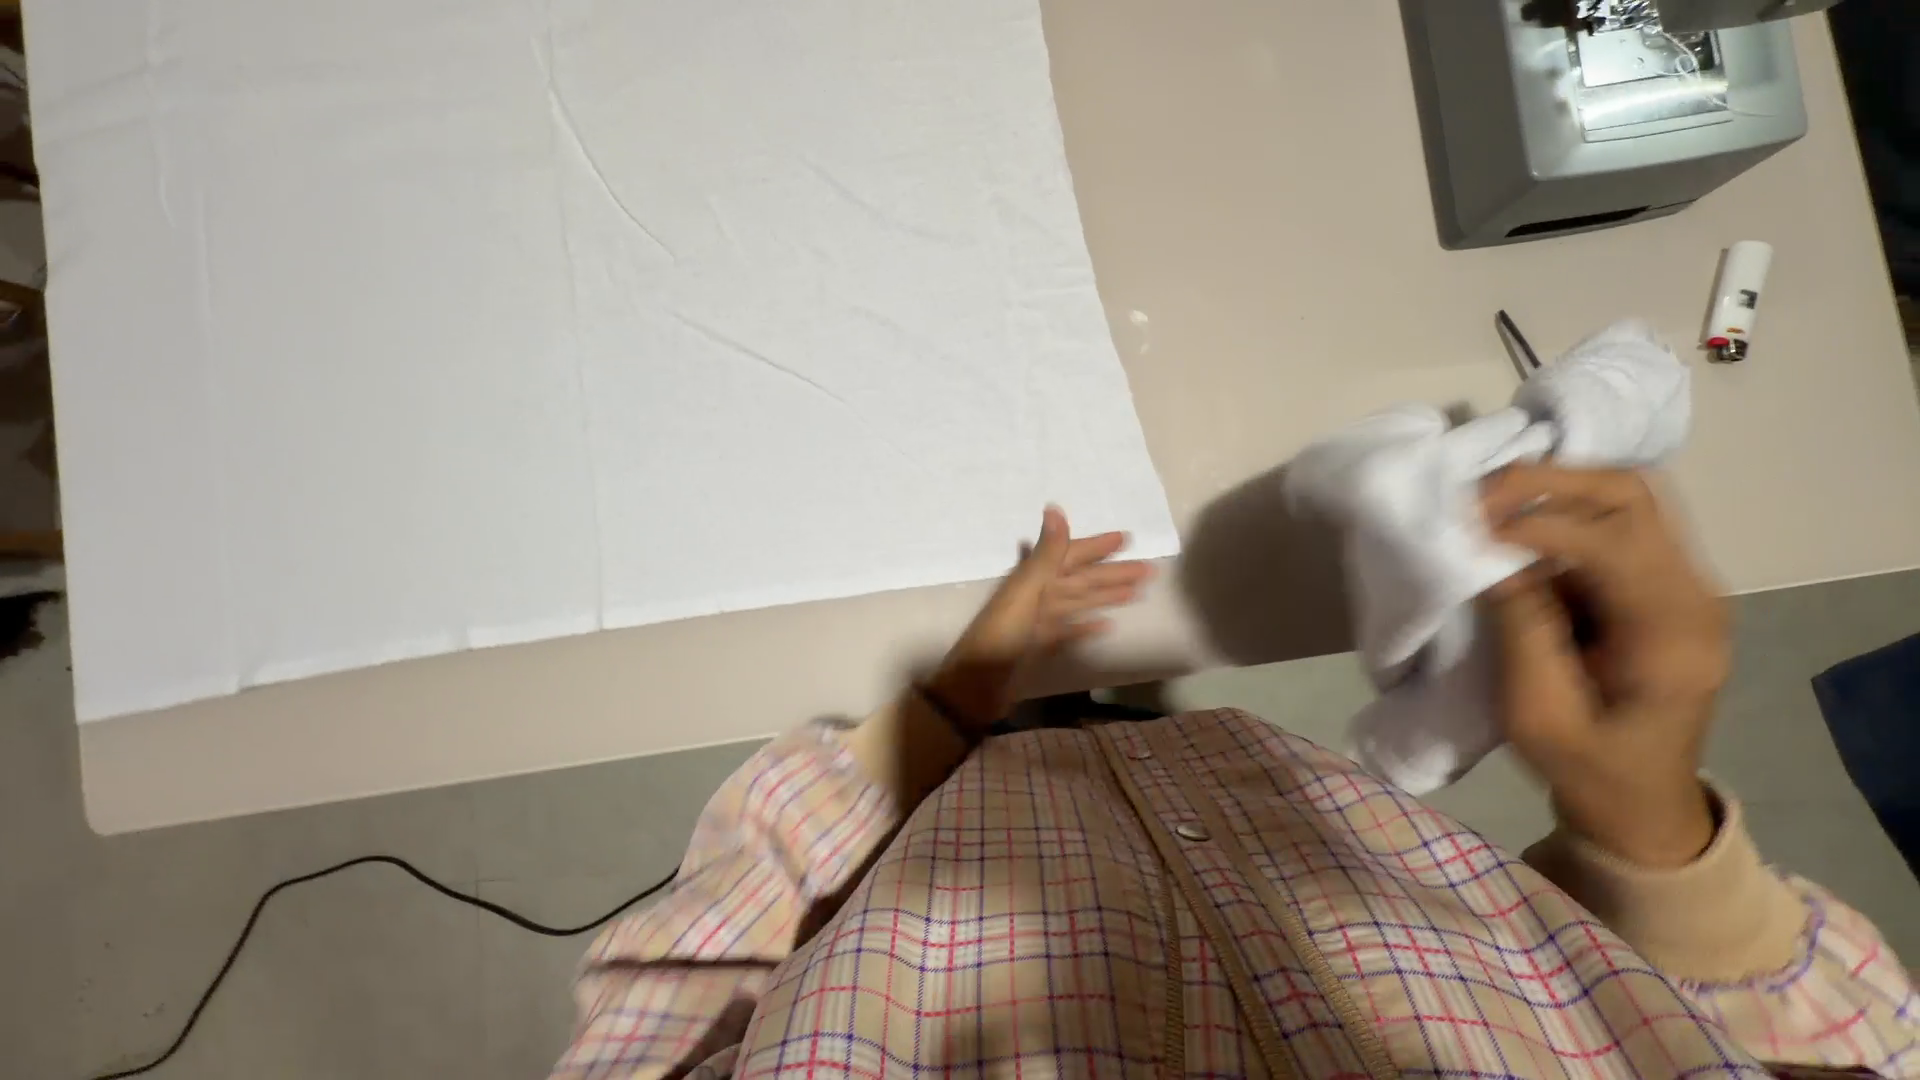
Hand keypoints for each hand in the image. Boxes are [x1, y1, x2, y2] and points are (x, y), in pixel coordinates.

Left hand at [924, 507, 1154, 732]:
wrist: (975, 685)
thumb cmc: (1000, 637)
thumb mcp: (1026, 592)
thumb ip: (1046, 555)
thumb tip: (1055, 508)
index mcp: (1032, 580)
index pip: (1070, 556)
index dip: (1096, 547)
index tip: (1125, 538)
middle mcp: (1036, 596)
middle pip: (1080, 580)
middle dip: (1111, 573)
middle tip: (1147, 569)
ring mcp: (1037, 622)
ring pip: (1077, 603)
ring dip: (1104, 596)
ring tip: (1136, 592)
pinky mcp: (1037, 646)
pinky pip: (1067, 631)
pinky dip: (1085, 626)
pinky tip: (1106, 626)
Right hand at [1481, 465, 1729, 867]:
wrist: (1638, 799)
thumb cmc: (1586, 765)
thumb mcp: (1538, 710)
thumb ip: (1522, 628)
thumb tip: (1491, 556)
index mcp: (1673, 633)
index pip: (1614, 541)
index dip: (1536, 523)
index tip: (1468, 531)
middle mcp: (1692, 592)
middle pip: (1631, 494)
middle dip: (1546, 481)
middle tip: (1474, 498)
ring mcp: (1678, 583)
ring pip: (1623, 496)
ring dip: (1550, 488)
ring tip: (1485, 505)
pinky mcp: (1652, 584)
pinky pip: (1609, 521)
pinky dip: (1555, 510)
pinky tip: (1508, 527)